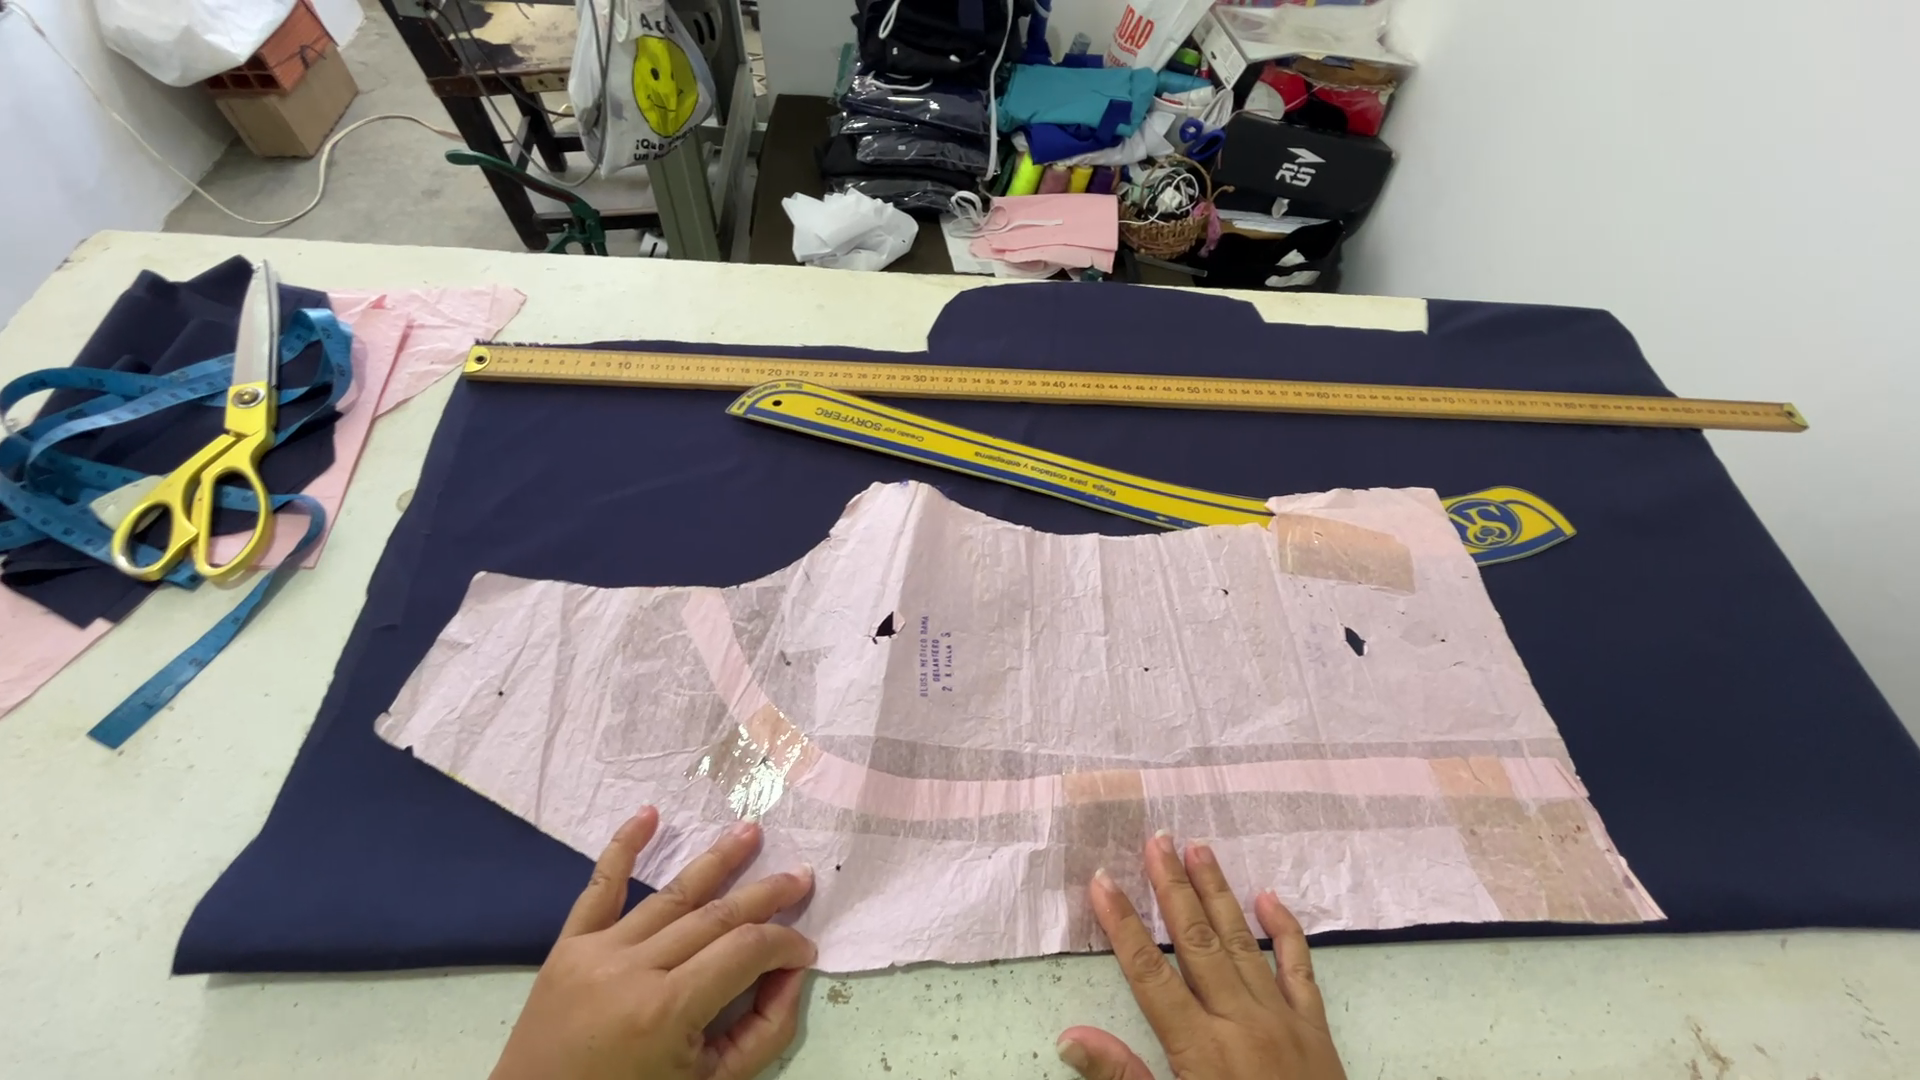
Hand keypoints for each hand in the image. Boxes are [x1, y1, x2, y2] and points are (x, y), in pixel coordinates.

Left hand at [490, 807, 816, 1079]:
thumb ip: (764, 1033)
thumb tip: (793, 971)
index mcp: (668, 1011)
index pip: (746, 951)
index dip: (784, 944)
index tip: (805, 950)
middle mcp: (634, 970)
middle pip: (716, 915)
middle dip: (767, 894)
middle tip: (802, 875)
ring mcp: (597, 953)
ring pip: (672, 894)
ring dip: (718, 860)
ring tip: (752, 832)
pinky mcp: (568, 948)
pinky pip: (598, 889)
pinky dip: (623, 848)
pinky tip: (650, 814)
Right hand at [1058, 832, 1346, 1079]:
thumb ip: (1122, 1078)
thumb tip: (1069, 1036)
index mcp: (1201, 1049)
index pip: (1149, 973)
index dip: (1122, 924)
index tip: (1102, 880)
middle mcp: (1241, 1022)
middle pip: (1197, 941)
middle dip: (1171, 888)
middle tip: (1156, 839)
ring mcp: (1283, 1020)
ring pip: (1242, 941)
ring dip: (1217, 892)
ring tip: (1198, 848)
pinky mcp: (1316, 1029)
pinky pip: (1300, 969)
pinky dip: (1285, 930)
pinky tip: (1269, 897)